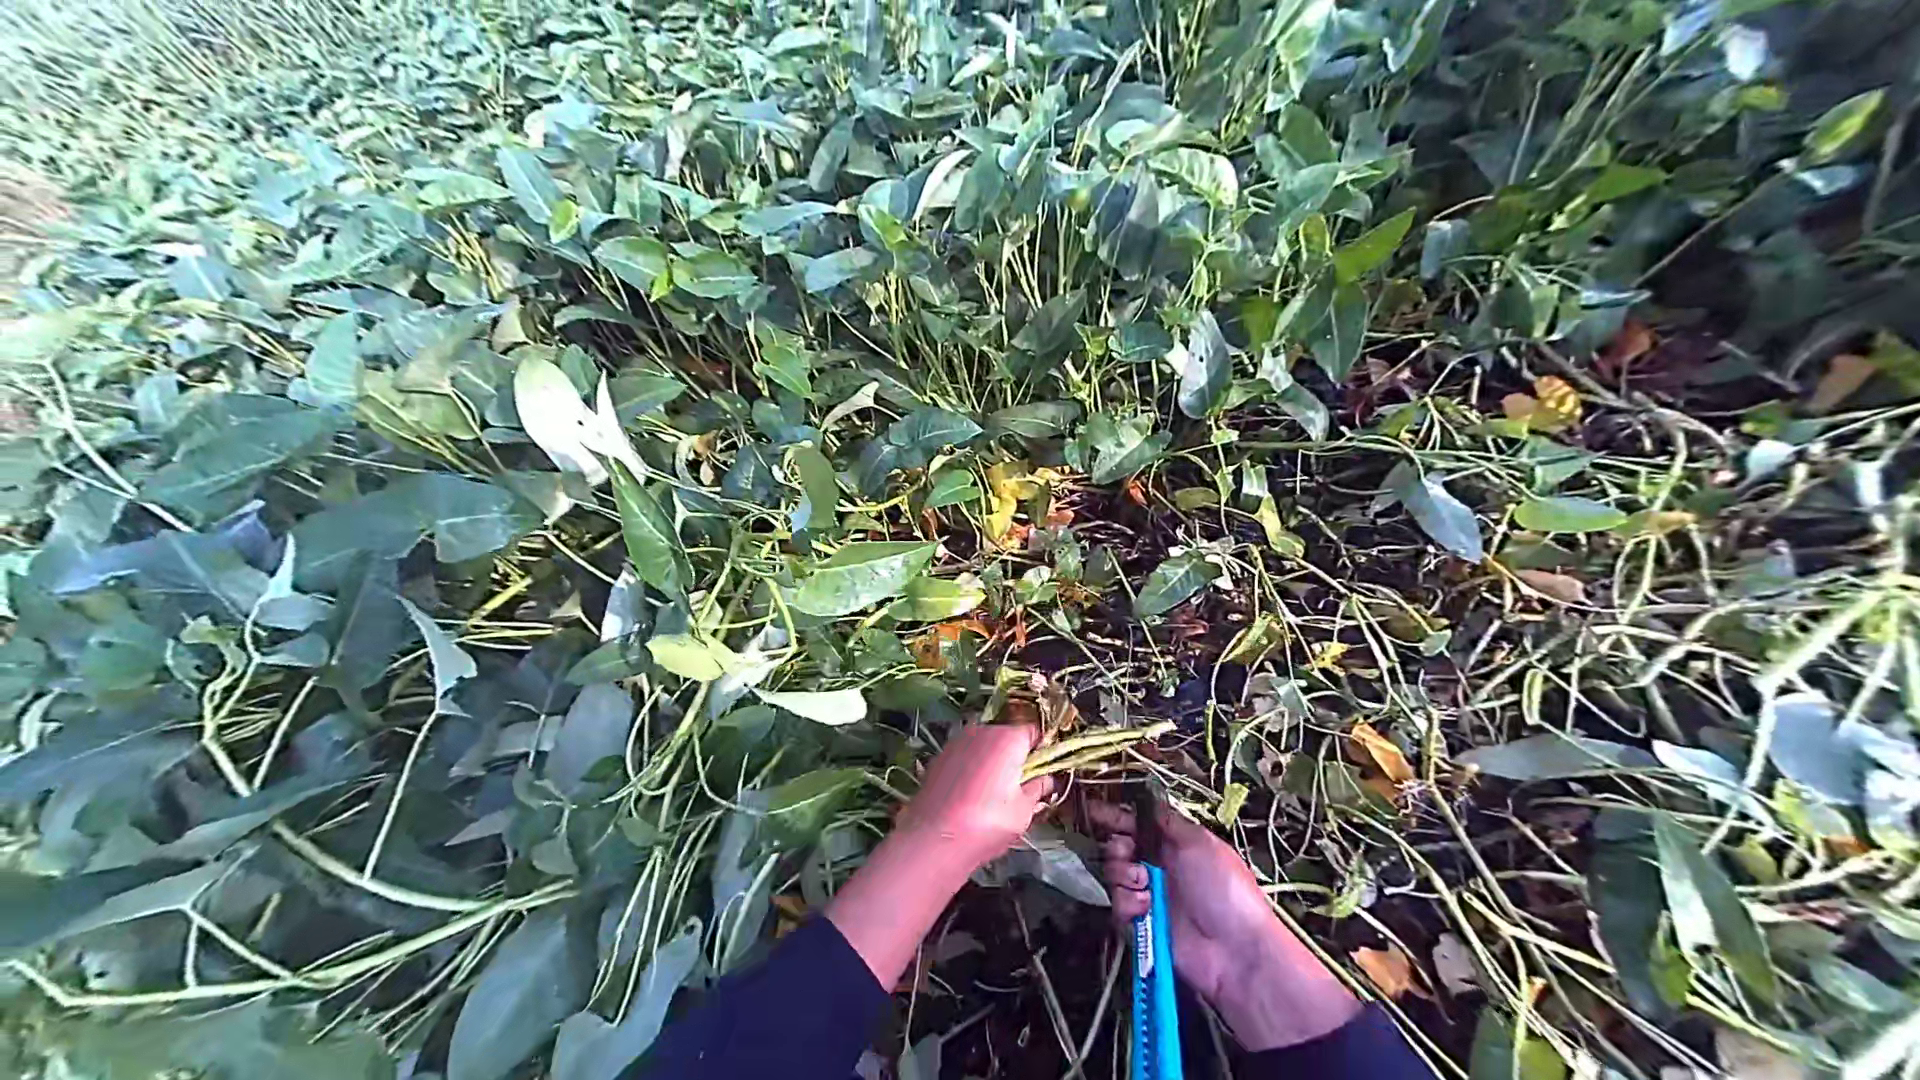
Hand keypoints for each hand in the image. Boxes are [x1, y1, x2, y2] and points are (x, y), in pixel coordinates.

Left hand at [826, 723, 1050, 989]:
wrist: (934, 838)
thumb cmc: (988, 823)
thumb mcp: (1023, 810)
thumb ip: (1038, 789)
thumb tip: (1046, 780)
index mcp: (1008, 738)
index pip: (1034, 732)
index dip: (1042, 751)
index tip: (1044, 772)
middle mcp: (982, 731)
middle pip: (1007, 737)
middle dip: (1016, 758)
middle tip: (1020, 788)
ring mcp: (957, 742)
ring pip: (985, 747)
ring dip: (993, 763)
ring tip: (992, 796)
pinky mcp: (939, 756)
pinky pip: (966, 757)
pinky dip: (972, 769)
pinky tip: (970, 796)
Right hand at [1090, 800, 1360, 1050]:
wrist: (1234, 950)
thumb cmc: (1225, 890)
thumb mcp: (1200, 842)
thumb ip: (1169, 820)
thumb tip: (1148, 802)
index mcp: (1175, 845)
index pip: (1138, 823)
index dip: (1117, 816)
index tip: (1095, 811)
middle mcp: (1160, 868)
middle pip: (1120, 847)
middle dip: (1118, 846)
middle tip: (1128, 852)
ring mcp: (1151, 896)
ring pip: (1115, 875)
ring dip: (1124, 875)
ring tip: (1143, 884)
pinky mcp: (1142, 924)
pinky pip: (1118, 906)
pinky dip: (1128, 903)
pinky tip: (1145, 907)